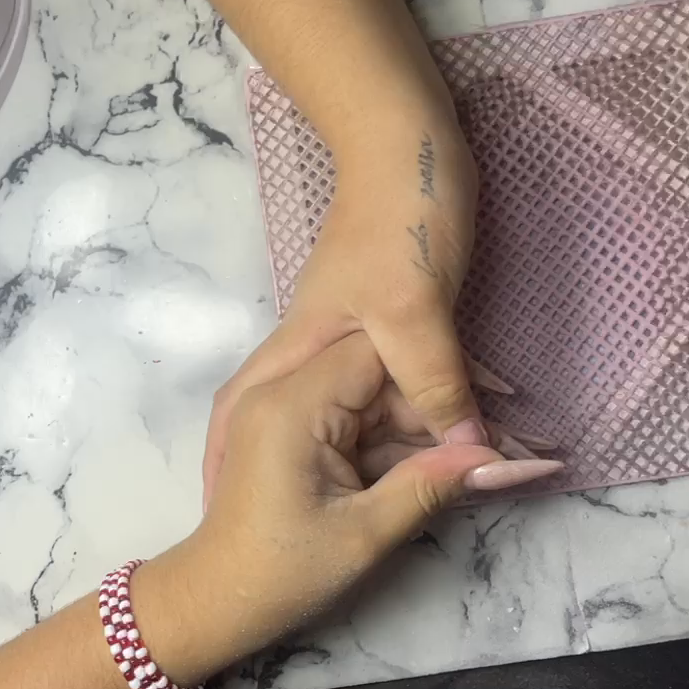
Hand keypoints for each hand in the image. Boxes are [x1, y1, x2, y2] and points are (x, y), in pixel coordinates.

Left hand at [139, 333, 560, 685]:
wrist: (218, 601)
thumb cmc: (286, 571)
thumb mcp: (367, 531)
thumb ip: (434, 484)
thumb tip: (508, 462)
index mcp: (291, 404)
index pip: (375, 353)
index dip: (430, 380)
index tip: (476, 419)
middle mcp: (278, 390)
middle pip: (369, 373)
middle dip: (424, 412)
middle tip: (477, 452)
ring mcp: (275, 406)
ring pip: (360, 395)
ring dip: (407, 430)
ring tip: (455, 466)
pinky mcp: (281, 426)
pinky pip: (342, 415)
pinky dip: (381, 440)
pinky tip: (418, 467)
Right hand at [205, 126, 484, 501]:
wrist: (411, 148)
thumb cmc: (398, 222)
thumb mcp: (413, 309)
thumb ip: (432, 383)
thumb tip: (463, 459)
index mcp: (297, 354)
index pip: (237, 420)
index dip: (225, 472)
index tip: (227, 529)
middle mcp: (311, 355)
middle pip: (297, 430)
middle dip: (303, 482)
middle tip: (318, 540)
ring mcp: (346, 341)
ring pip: (353, 414)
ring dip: (377, 455)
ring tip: (383, 510)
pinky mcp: (384, 328)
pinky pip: (391, 392)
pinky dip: (413, 420)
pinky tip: (436, 443)